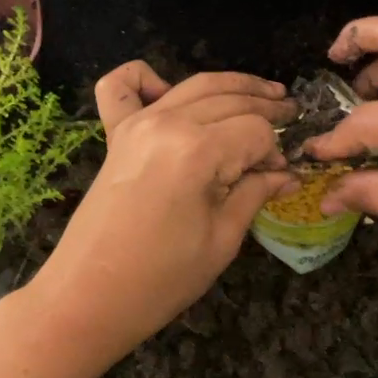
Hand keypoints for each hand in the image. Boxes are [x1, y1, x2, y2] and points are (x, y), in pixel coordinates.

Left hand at [23, 62, 296, 361]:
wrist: (85, 300)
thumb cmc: (160, 280)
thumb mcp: (221, 241)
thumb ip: (255, 193)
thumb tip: (287, 173)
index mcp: (197, 151)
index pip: (255, 130)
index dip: (275, 149)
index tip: (281, 173)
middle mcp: (168, 122)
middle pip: (230, 99)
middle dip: (266, 107)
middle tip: (291, 114)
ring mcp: (138, 123)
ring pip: (195, 85)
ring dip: (233, 85)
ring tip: (264, 92)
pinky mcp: (115, 133)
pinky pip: (122, 86)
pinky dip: (145, 77)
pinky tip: (167, 89)